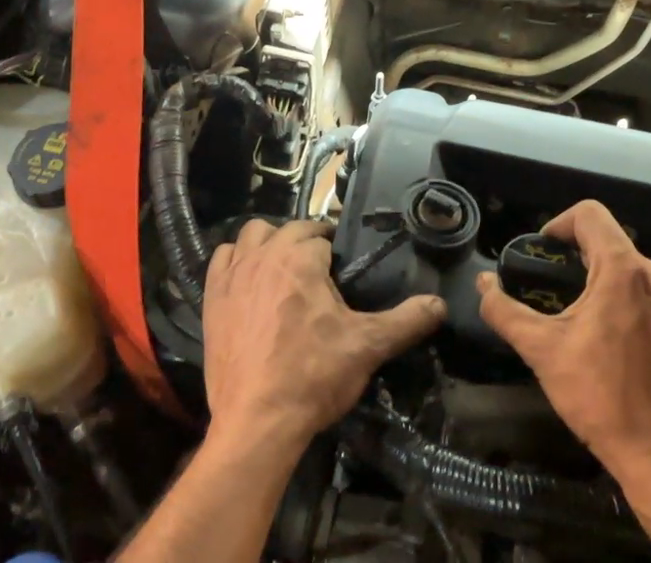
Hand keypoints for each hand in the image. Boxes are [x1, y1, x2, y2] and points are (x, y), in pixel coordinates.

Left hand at [203, 219, 445, 446]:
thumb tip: (439, 303)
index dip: (334, 252)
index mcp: (300, 259)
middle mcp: (263, 256)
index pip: (320, 237)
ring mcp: (232, 276)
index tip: (342, 270)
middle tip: (321, 270)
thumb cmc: (314, 376)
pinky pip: (222, 259)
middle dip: (305, 241)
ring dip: (269, 242)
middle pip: (287, 230)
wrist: (258, 419)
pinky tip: (248, 280)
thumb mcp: (368, 347)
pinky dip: (237, 260)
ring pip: (250, 236)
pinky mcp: (211, 298)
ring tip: (284, 268)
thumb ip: (406, 320)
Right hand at [477, 200, 650, 484]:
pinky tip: (639, 353)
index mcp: (624, 270)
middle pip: (618, 251)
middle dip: (589, 269)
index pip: (590, 215)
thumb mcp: (542, 351)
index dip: (562, 224)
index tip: (548, 251)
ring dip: (621, 294)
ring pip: (646, 280)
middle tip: (568, 304)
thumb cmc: (601, 399)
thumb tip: (483, 283)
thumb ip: (505, 310)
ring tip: (603, 333)